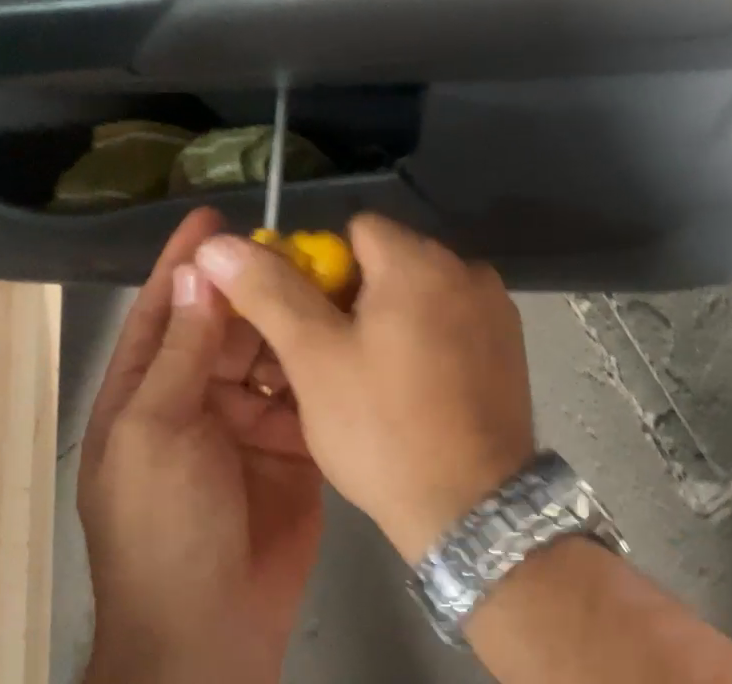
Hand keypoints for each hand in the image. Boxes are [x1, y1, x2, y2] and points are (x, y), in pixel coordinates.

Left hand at [79, 208, 324, 683]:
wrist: (213, 623)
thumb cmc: (165, 526)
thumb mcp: (156, 433)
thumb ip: (180, 353)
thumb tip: (196, 273)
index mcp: (144, 393)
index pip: (164, 312)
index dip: (184, 264)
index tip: (215, 215)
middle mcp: (196, 398)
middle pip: (227, 325)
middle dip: (257, 285)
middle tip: (302, 243)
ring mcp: (248, 421)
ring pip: (273, 351)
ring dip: (296, 317)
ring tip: (335, 275)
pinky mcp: (296, 441)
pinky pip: (309, 387)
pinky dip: (325, 359)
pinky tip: (351, 328)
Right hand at [195, 214, 536, 561]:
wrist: (471, 501)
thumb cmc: (382, 427)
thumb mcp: (315, 359)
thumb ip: (270, 292)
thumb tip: (220, 243)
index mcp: (422, 261)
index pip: (358, 230)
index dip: (323, 268)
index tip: (311, 323)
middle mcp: (468, 269)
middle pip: (394, 259)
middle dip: (358, 296)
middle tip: (336, 360)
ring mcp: (497, 306)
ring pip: (425, 293)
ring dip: (395, 319)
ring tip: (375, 381)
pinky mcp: (511, 341)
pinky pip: (456, 320)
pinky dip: (431, 338)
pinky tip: (417, 389)